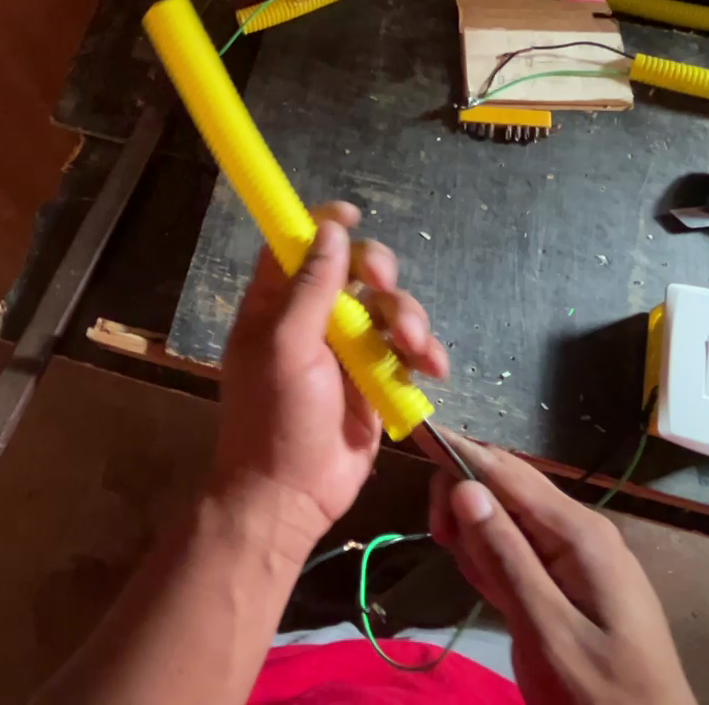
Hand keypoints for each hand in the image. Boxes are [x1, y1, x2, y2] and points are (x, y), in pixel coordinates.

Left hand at [210, 201, 447, 547]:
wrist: (292, 495)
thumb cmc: (275, 417)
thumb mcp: (285, 346)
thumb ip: (309, 287)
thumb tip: (330, 228)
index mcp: (277, 304)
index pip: (297, 245)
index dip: (322, 223)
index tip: (352, 213)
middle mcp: (313, 317)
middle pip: (355, 269)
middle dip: (378, 272)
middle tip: (383, 287)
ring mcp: (348, 348)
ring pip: (389, 308)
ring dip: (409, 318)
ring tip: (414, 347)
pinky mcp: (376, 378)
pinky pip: (408, 350)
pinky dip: (425, 353)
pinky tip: (433, 368)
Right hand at [430, 433, 693, 704]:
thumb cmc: (603, 697)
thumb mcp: (548, 632)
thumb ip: (506, 557)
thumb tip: (463, 486)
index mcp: (579, 534)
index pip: (507, 472)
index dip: (459, 450)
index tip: (417, 433)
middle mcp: (579, 530)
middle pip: (505, 484)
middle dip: (464, 501)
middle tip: (442, 543)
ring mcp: (576, 553)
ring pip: (506, 515)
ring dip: (479, 538)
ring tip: (481, 585)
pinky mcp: (569, 576)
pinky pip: (518, 546)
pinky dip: (494, 559)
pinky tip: (493, 590)